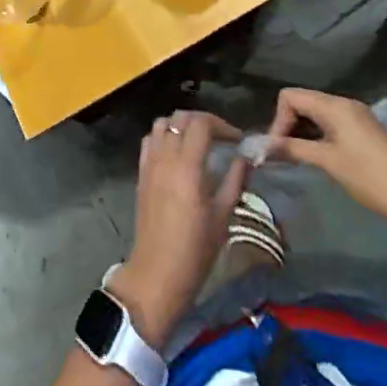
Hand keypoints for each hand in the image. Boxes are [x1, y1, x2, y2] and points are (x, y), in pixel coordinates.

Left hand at [112, 111, 248, 344]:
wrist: (159, 267)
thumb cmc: (197, 246)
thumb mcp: (223, 214)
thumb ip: (235, 180)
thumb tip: (245, 158)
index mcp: (186, 165)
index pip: (199, 124)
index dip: (221, 125)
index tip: (238, 139)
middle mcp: (163, 156)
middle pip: (178, 118)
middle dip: (202, 121)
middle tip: (223, 137)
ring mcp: (148, 162)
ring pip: (160, 124)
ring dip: (181, 125)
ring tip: (202, 142)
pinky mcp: (140, 171)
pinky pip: (150, 140)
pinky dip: (165, 136)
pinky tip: (179, 153)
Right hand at [267, 89, 386, 234]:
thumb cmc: (372, 178)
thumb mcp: (327, 162)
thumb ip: (291, 148)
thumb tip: (260, 146)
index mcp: (335, 106)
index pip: (289, 97)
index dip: (278, 119)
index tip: (278, 146)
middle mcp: (345, 105)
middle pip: (301, 103)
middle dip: (287, 125)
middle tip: (283, 153)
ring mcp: (358, 118)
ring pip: (316, 115)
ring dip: (302, 132)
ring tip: (297, 157)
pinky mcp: (366, 133)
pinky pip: (331, 125)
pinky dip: (318, 137)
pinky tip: (319, 157)